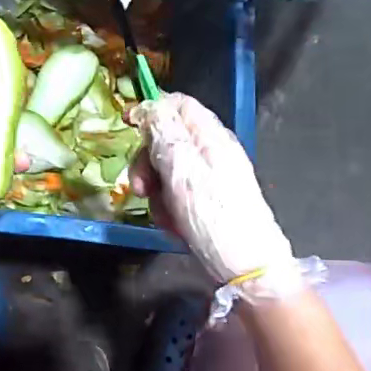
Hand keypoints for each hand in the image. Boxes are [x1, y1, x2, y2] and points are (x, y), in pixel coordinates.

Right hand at [129, 93, 313, 301]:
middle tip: (141, 188)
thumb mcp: (181, 169)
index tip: (126, 125)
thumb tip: (148, 106)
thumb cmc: (212, 215)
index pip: (178, 105)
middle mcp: (210, 152)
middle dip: (147, 162)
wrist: (244, 265)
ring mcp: (208, 178)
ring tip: (164, 214)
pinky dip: (168, 208)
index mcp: (209, 136)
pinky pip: (174, 194)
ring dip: (155, 192)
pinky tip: (174, 224)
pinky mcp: (205, 201)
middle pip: (166, 139)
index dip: (150, 110)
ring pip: (165, 170)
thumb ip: (163, 133)